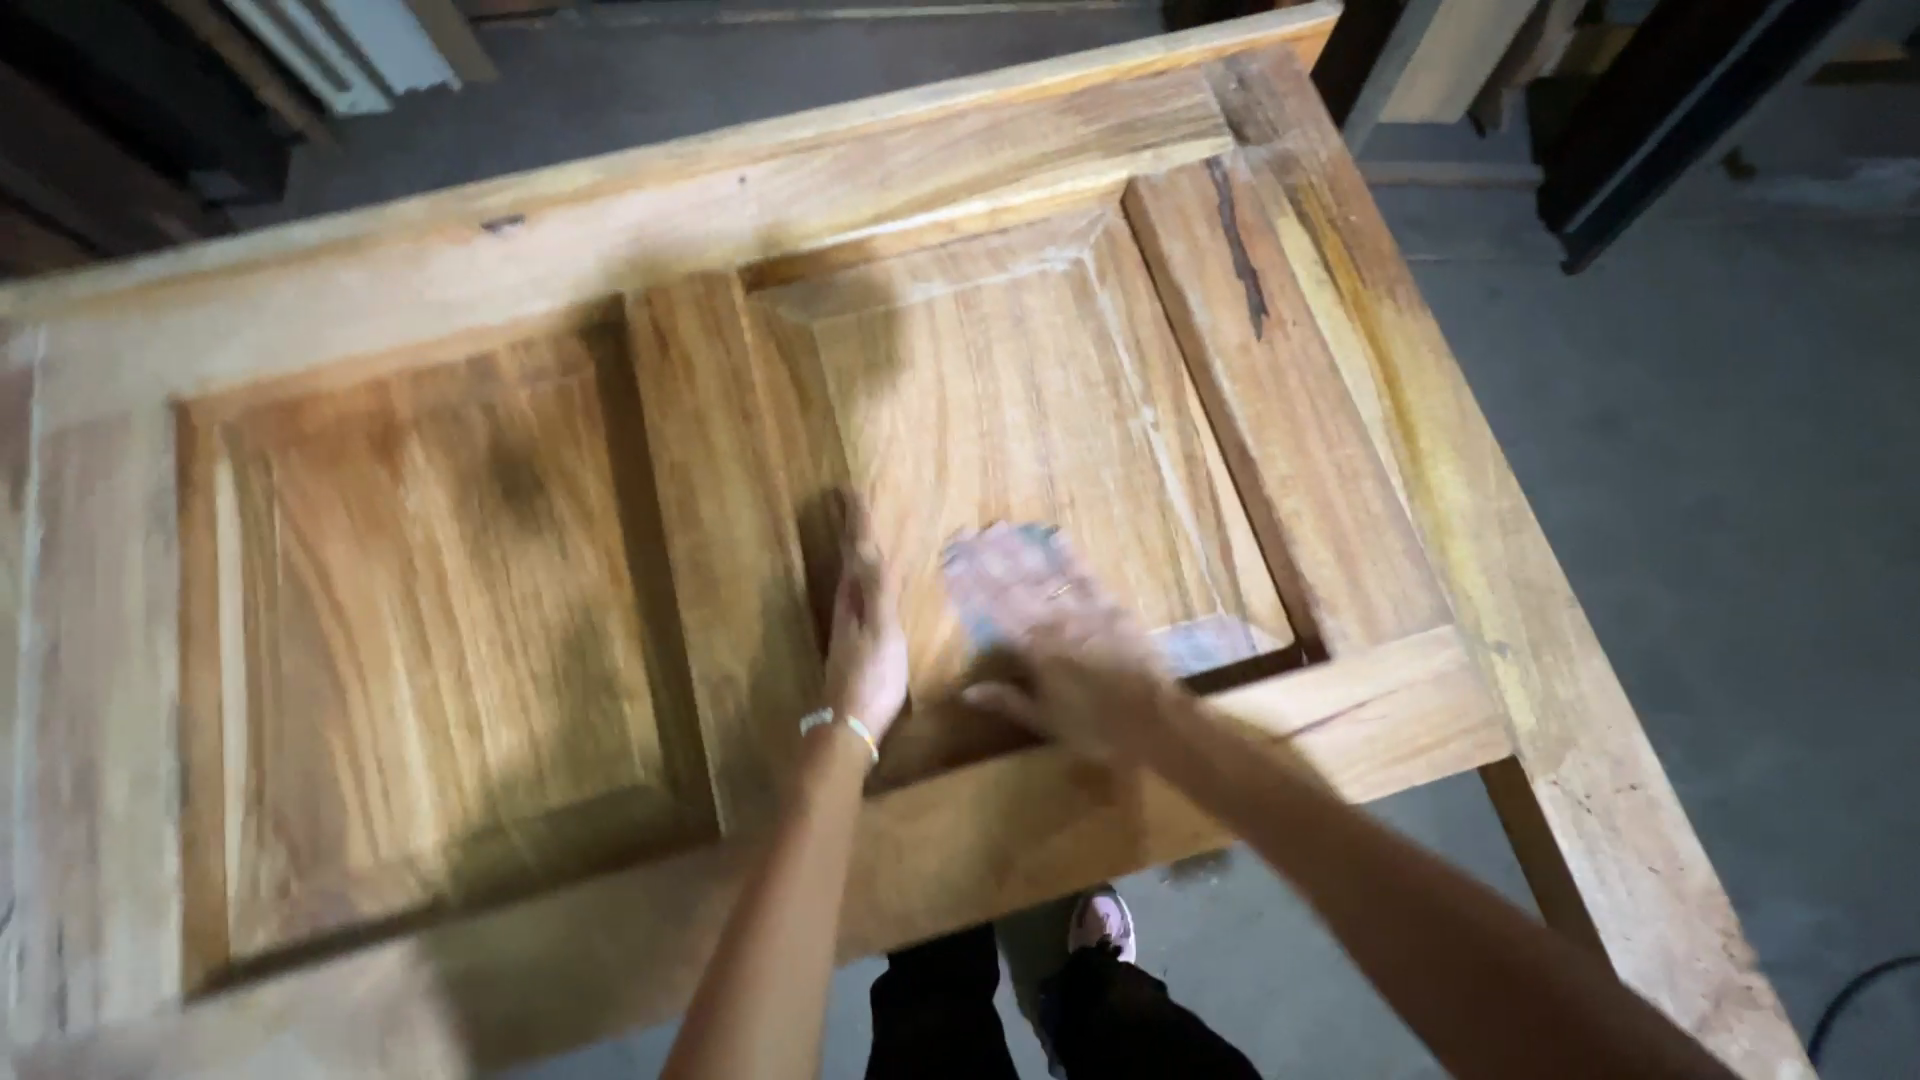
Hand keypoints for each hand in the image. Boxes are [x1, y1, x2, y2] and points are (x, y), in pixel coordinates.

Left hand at [820, 500, 908, 741]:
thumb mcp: (882, 633)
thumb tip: (871, 548)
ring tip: (860, 536)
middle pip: (849, 561)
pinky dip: (864, 581)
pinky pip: (859, 599)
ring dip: (855, 554)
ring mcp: (849, 627)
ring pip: (851, 580)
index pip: (856, 551)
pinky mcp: (856, 644)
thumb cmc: (872, 679)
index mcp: (854, 600)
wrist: (850, 726)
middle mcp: (847, 608)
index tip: (849, 489)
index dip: (855, 522)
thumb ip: (878, 592)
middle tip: (848, 502)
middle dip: (851, 531)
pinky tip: (869, 590)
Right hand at [948, 525, 1182, 760]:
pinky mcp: (1111, 606)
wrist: (1155, 719)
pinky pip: (1086, 576)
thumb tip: (967, 691)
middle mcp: (1054, 620)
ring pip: (1044, 573)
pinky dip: (1070, 555)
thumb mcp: (1046, 720)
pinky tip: (1053, 534)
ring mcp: (1083, 609)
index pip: (993, 609)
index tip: (949, 562)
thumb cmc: (1096, 726)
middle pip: (1013, 584)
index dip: (970, 585)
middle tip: (963, 532)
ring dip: (1019, 549)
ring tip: (997, 526)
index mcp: (1034, 648)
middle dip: (985, 557)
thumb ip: (1007, 700)